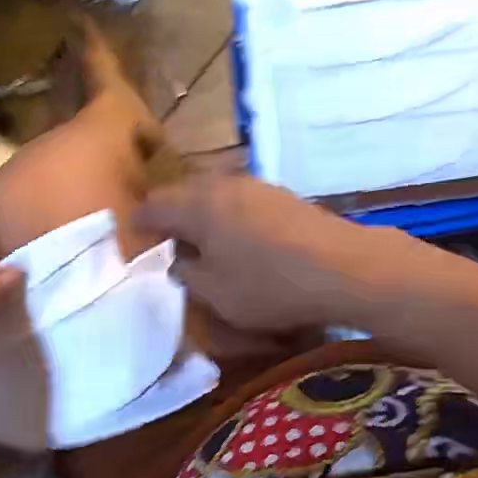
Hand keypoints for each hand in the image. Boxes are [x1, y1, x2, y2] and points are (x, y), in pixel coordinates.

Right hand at [134, 176, 412, 330]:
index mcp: (197, 205)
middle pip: (184, 192)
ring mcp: (256, 186)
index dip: (141, 220)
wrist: (344, 267)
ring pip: (214, 192)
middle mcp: (223, 185)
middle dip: (171, 211)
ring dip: (202, 211)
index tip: (134, 232)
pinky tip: (238, 234)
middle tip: (166, 235)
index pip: (155, 205)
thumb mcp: (216, 292)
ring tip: (201, 236)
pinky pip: (240, 199)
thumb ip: (187, 272)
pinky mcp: (282, 195)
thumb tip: (178, 258)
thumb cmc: (269, 284)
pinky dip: (228, 213)